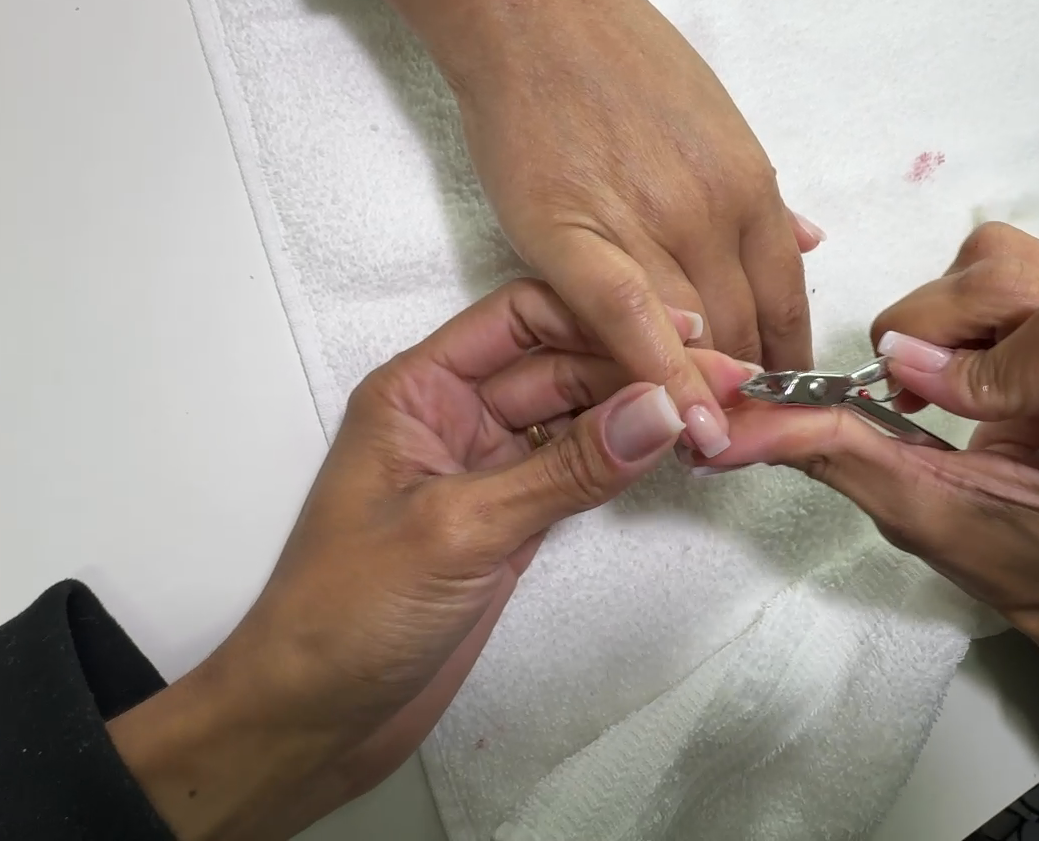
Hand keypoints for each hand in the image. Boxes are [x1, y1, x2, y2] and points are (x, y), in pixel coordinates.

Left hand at [108, 281, 751, 839]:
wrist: (316, 722)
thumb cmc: (350, 613)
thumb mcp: (460, 529)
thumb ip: (566, 469)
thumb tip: (664, 410)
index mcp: (422, 386)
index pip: (521, 319)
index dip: (597, 316)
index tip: (677, 326)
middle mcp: (458, 410)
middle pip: (559, 366)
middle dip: (633, 369)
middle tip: (721, 376)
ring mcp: (489, 462)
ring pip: (575, 415)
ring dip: (637, 411)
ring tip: (713, 407)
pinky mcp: (512, 511)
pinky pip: (577, 465)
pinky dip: (621, 457)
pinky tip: (670, 447)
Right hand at [329, 0, 819, 463]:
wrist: (531, 10)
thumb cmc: (622, 61)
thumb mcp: (714, 119)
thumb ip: (760, 194)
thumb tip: (809, 240)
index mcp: (750, 183)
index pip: (787, 298)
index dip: (788, 361)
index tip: (782, 401)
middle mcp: (714, 209)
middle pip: (744, 328)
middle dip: (747, 391)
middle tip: (742, 438)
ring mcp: (648, 221)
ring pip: (698, 335)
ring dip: (709, 395)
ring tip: (710, 446)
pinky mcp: (572, 232)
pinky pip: (629, 319)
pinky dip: (663, 377)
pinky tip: (686, 428)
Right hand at [698, 223, 1038, 707]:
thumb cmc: (1009, 556)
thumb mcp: (915, 512)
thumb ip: (830, 449)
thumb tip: (727, 421)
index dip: (970, 356)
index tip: (912, 395)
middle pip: (1035, 286)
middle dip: (940, 327)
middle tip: (913, 391)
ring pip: (1022, 260)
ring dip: (951, 313)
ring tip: (949, 381)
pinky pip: (1028, 258)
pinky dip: (971, 300)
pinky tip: (980, 357)